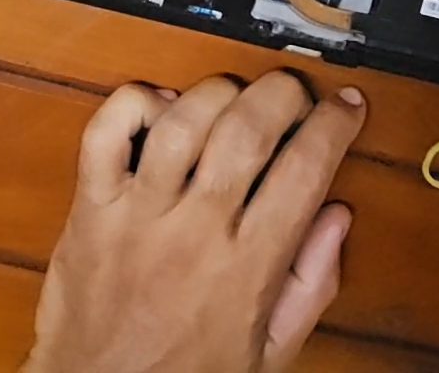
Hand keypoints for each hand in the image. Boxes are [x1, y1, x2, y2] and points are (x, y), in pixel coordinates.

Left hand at [22, 72, 367, 372]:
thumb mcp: (267, 355)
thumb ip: (310, 287)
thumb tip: (336, 217)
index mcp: (245, 271)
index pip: (304, 172)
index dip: (333, 125)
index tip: (345, 106)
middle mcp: (194, 233)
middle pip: (247, 130)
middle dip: (283, 93)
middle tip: (293, 92)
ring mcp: (138, 214)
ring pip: (183, 122)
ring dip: (217, 92)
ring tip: (234, 97)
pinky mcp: (93, 206)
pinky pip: (105, 133)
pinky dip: (135, 102)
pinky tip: (163, 106)